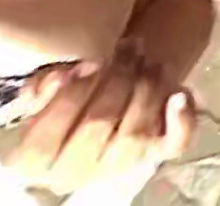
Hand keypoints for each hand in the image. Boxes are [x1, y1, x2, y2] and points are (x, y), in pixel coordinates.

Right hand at [8, 45, 194, 193]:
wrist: (118, 100)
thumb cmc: (80, 92)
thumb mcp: (53, 86)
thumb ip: (44, 84)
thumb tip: (57, 79)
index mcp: (39, 162)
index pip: (43, 142)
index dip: (70, 97)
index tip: (92, 63)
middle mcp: (78, 170)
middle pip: (98, 125)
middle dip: (117, 77)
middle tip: (128, 49)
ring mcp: (123, 162)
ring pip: (137, 130)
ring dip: (147, 83)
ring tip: (147, 59)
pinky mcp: (160, 149)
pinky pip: (174, 144)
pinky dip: (181, 122)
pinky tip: (179, 97)